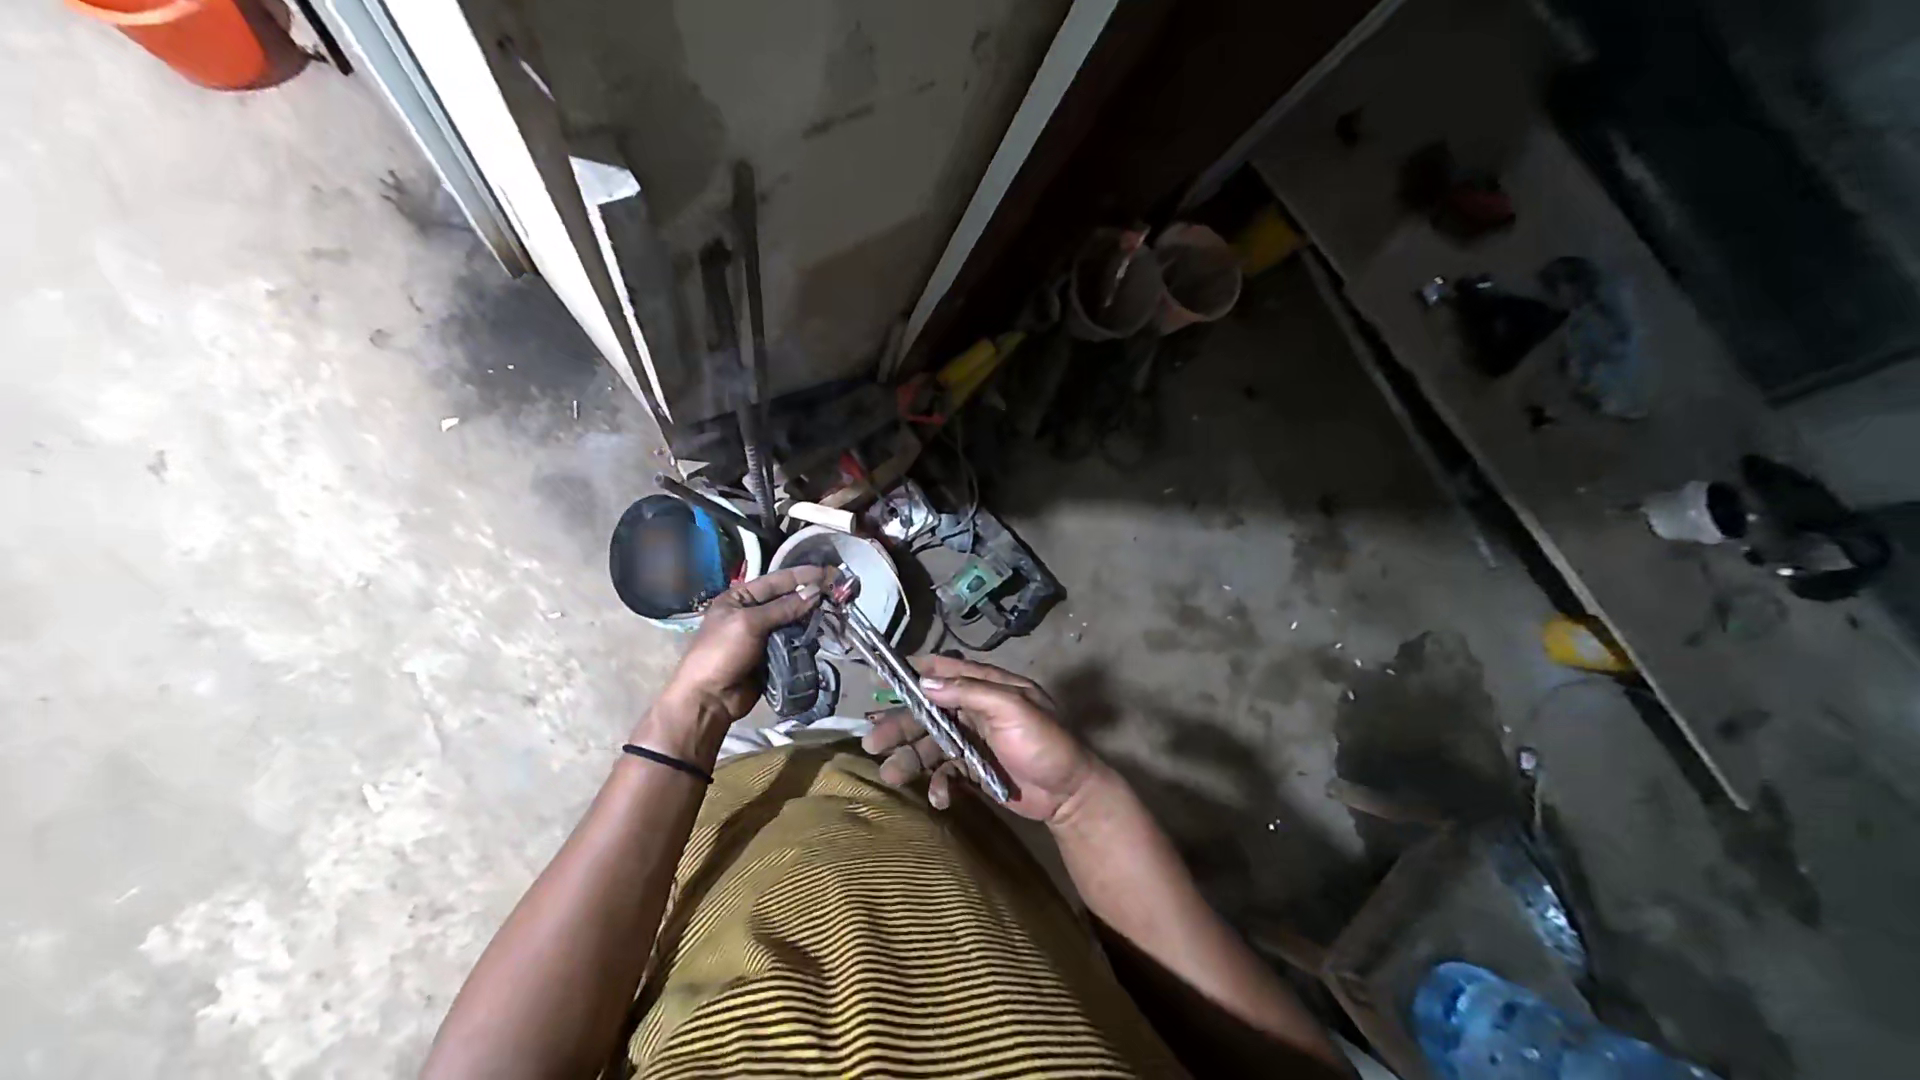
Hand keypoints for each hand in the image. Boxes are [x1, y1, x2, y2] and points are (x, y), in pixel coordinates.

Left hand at [660, 565, 829, 722]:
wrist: (709, 698)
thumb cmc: (722, 652)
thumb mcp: (749, 623)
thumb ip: (783, 608)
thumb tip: (815, 592)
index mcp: (739, 599)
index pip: (774, 581)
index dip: (800, 576)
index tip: (825, 572)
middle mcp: (752, 613)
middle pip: (786, 600)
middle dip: (808, 596)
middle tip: (835, 592)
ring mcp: (762, 636)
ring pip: (792, 621)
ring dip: (809, 618)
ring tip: (831, 612)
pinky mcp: (772, 655)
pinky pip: (793, 642)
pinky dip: (806, 638)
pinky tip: (819, 635)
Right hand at [862, 655, 1100, 823]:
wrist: (1070, 795)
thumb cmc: (1045, 743)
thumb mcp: (1012, 709)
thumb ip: (970, 692)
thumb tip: (926, 681)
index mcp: (988, 688)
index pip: (946, 671)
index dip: (916, 672)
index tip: (883, 677)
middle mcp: (976, 711)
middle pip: (929, 713)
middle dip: (900, 726)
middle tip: (872, 741)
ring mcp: (974, 741)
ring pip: (932, 745)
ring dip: (910, 758)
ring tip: (890, 775)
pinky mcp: (975, 770)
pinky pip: (946, 772)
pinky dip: (939, 785)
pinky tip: (939, 799)